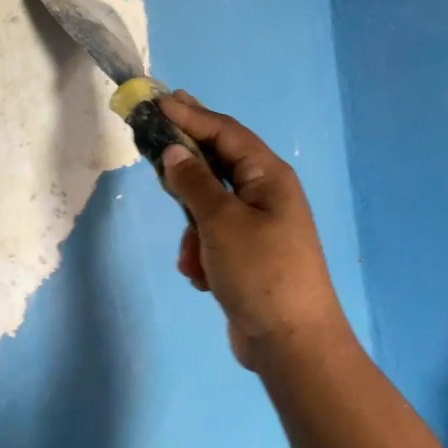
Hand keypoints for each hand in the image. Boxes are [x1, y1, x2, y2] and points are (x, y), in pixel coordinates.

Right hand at [157, 91, 353, 371]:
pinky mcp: (247, 255)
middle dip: (187, 155)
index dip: (191, 114)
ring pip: (210, 203)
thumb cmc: (260, 272)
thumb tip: (174, 151)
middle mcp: (266, 193)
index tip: (158, 101)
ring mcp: (258, 225)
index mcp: (269, 175)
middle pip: (219, 160)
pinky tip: (198, 275)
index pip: (225, 132)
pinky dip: (201, 251)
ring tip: (191, 252)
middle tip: (154, 127)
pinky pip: (213, 236)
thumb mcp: (221, 222)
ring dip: (192, 225)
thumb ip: (194, 182)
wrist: (292, 346)